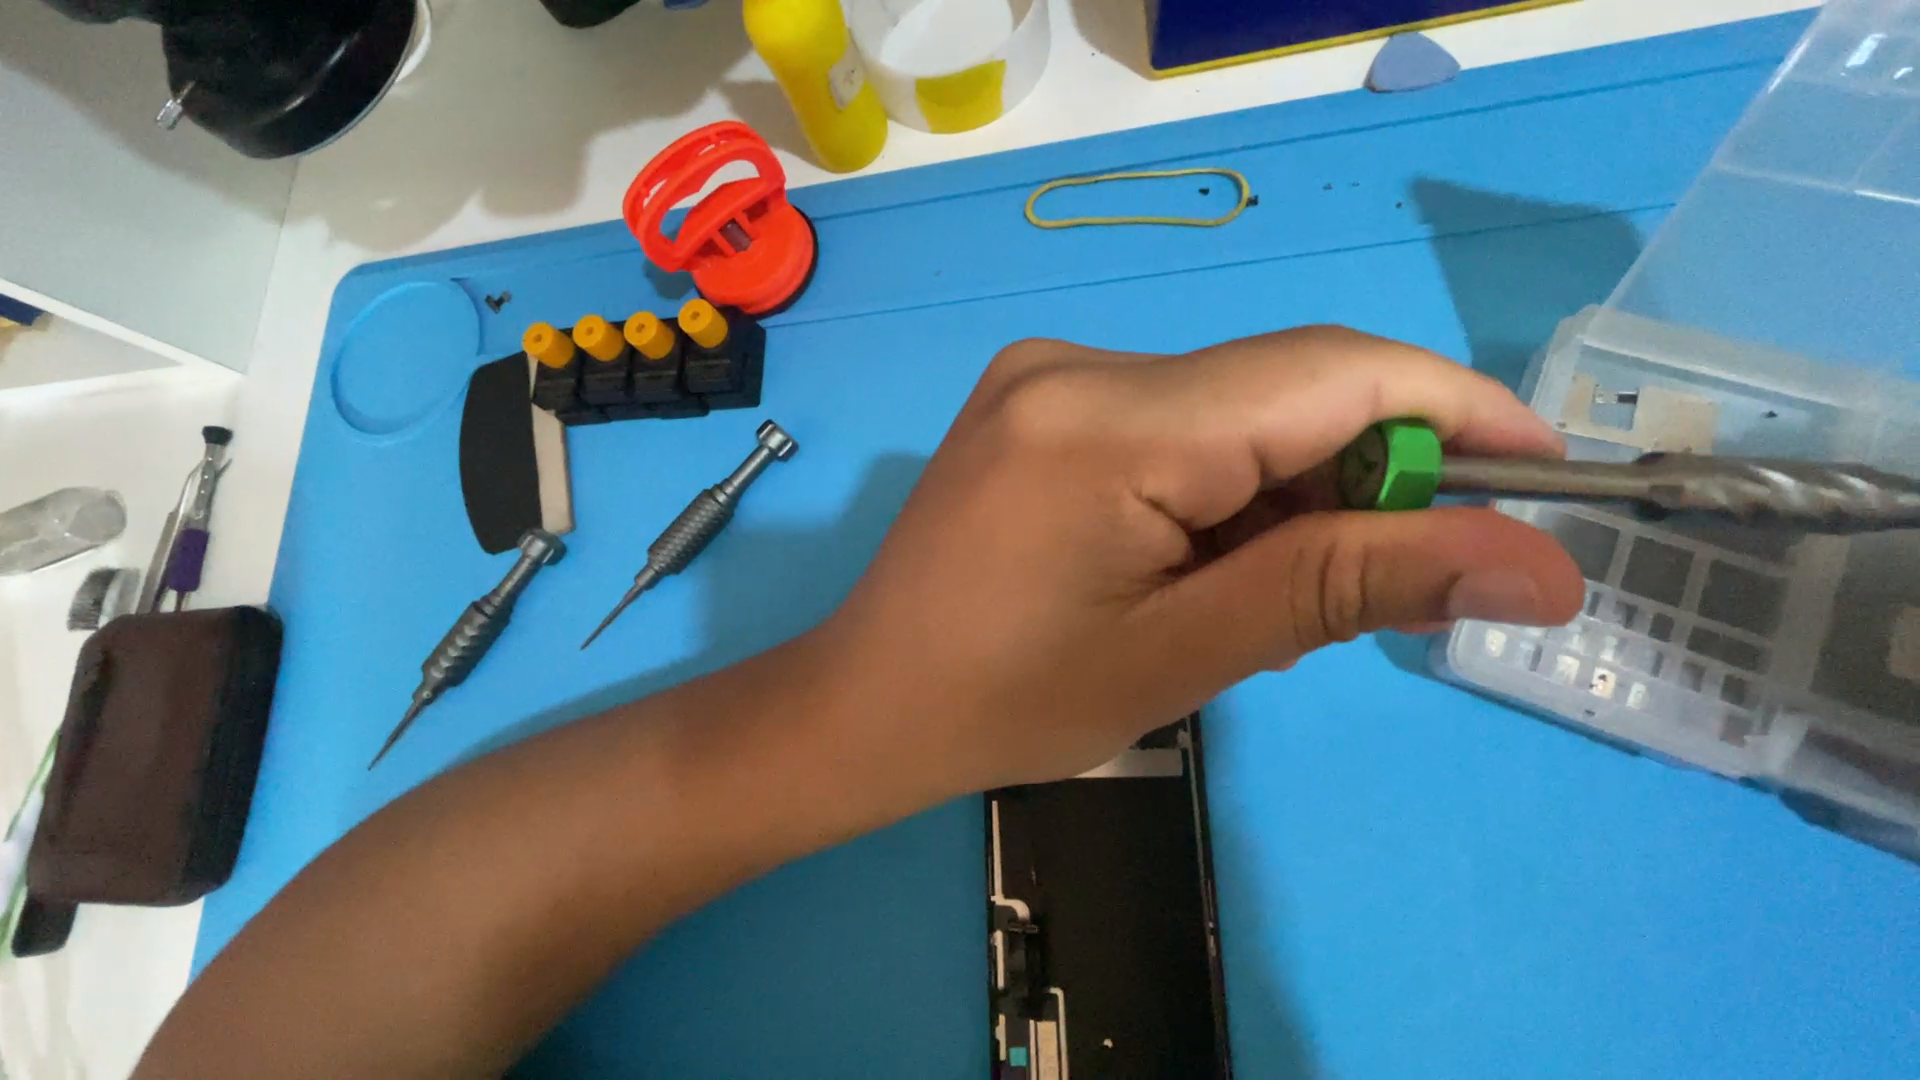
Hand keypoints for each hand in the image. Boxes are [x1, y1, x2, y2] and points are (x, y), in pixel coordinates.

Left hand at [816, 326, 1584, 793]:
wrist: (868, 701)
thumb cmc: (1009, 704)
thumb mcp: (1187, 655)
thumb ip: (1350, 586)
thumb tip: (1537, 563)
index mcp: (1109, 423)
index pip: (1328, 374)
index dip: (1453, 412)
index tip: (1540, 479)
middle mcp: (1075, 366)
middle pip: (1280, 387)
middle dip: (1363, 471)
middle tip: (1390, 579)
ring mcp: (1045, 375)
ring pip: (1230, 407)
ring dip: (1287, 488)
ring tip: (1256, 594)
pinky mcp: (1035, 402)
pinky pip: (1173, 419)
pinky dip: (1222, 482)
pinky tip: (1199, 560)